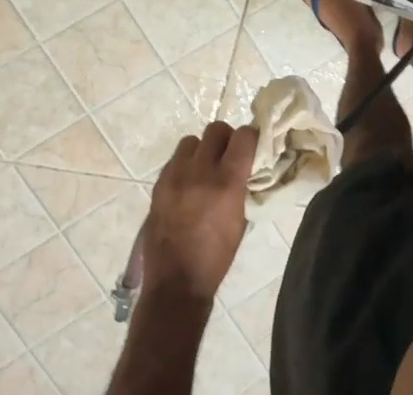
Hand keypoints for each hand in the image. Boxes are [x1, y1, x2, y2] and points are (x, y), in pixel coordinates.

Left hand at [142, 122, 258, 303]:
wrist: (176, 282)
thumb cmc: (217, 256)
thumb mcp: (242, 218)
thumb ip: (243, 185)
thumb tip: (247, 166)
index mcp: (227, 181)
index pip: (243, 135)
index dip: (252, 137)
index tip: (254, 146)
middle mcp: (200, 172)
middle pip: (216, 129)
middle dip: (227, 138)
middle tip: (230, 155)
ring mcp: (174, 177)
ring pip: (191, 141)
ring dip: (202, 149)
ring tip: (206, 168)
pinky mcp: (158, 186)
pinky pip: (174, 160)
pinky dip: (185, 165)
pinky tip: (188, 184)